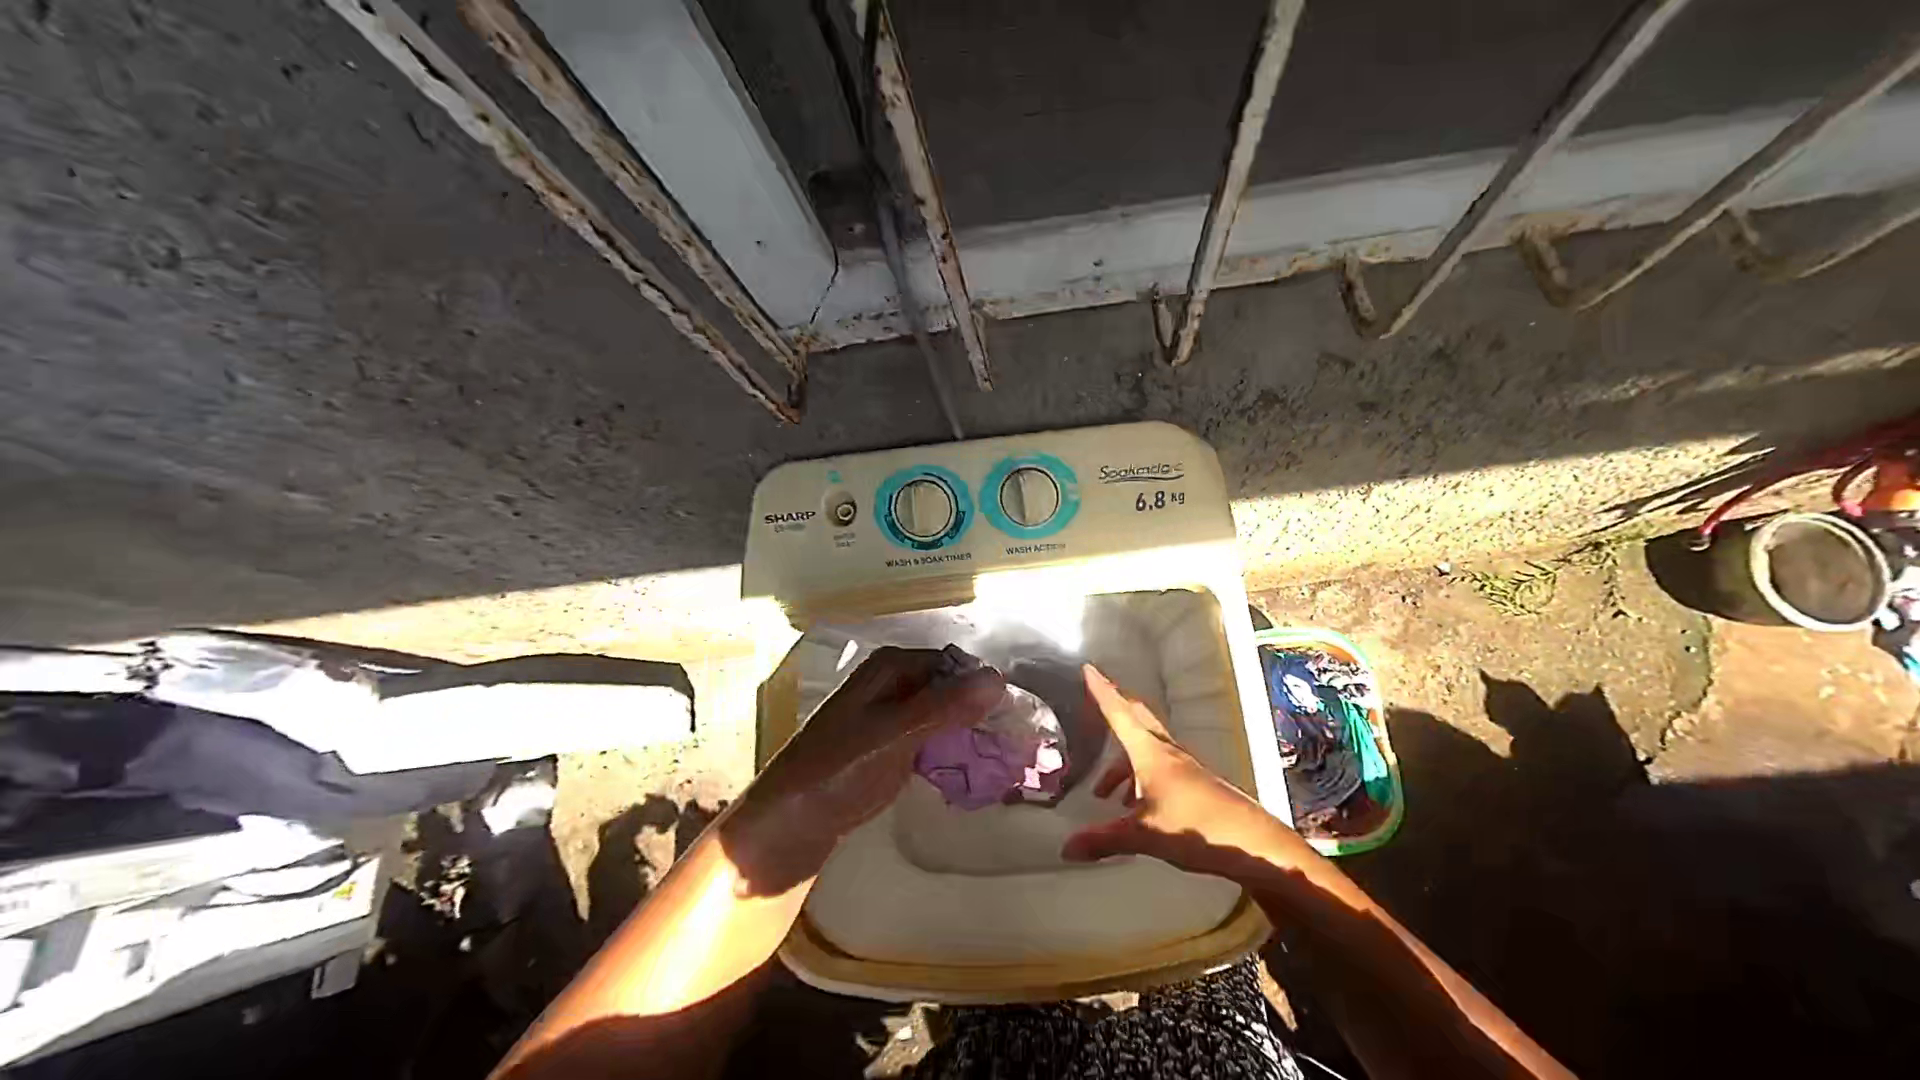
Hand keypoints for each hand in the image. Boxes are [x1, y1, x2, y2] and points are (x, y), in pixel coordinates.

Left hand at [723, 647, 1005, 891]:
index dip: (984, 689)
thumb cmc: (838, 771)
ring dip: (967, 736)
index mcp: (890, 668)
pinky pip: (927, 740)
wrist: (787, 825)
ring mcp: (885, 717)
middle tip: (1013, 749)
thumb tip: (998, 678)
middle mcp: (889, 684)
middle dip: (979, 715)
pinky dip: (947, 754)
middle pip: (949, 690)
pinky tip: (967, 776)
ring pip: (940, 717)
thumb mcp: (896, 735)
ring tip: (1000, 765)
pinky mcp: (883, 747)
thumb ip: (946, 706)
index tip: (1016, 720)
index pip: (954, 665)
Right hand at [1062, 665, 1314, 878]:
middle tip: (1095, 699)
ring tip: (1104, 792)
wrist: (1256, 845)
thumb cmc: (1197, 829)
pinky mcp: (1195, 783)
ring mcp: (1184, 767)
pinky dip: (1139, 777)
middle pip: (1136, 719)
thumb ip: (1104, 840)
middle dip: (1115, 708)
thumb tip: (1066, 849)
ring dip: (1123, 760)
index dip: (1102, 691)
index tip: (1088, 668)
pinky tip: (1135, 806)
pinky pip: (1158, 768)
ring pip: (1146, 748)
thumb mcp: (1144, 836)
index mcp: (1150, 753)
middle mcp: (1167, 752)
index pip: (1120, 713)